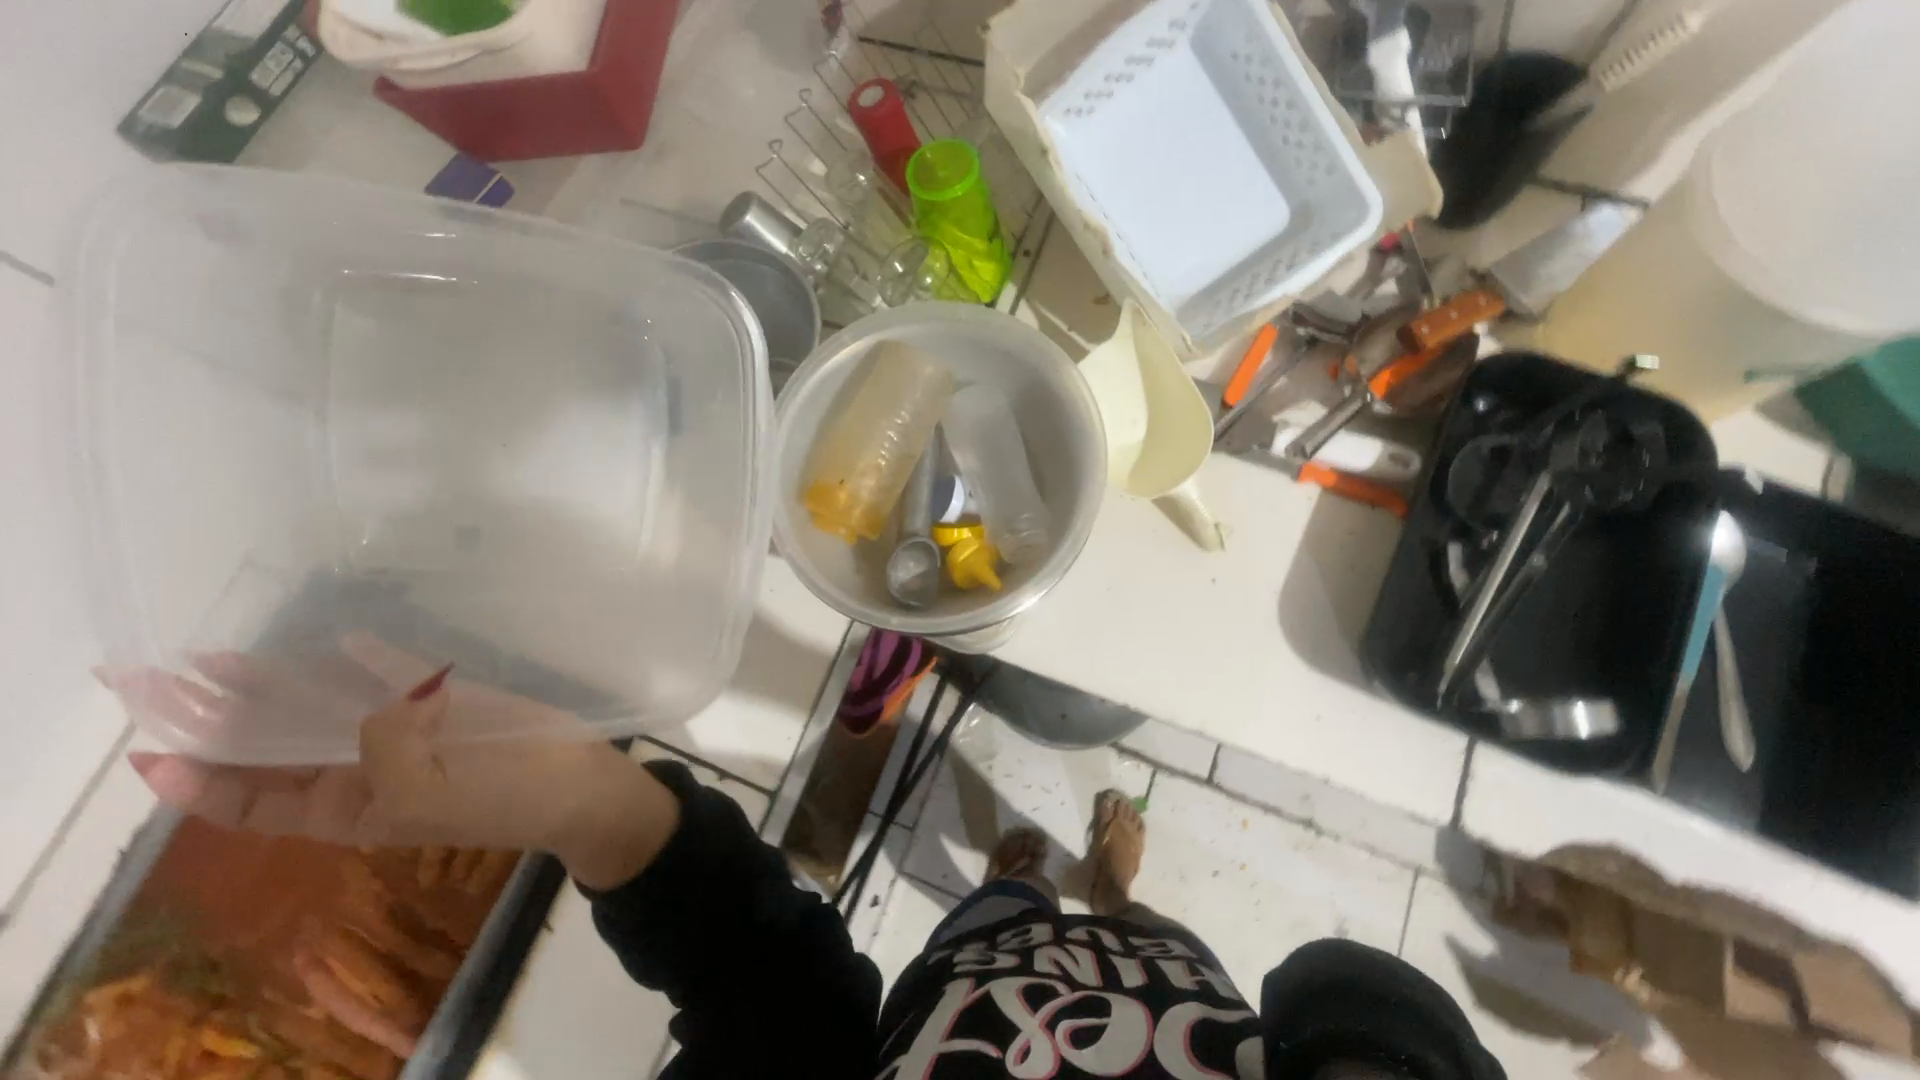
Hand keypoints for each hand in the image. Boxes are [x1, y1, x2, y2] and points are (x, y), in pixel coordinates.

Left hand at [113, 637, 680, 889]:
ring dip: (278, 680)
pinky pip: (393, 675)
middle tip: (169, 672)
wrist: (579, 785)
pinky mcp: (446, 701)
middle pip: (277, 743)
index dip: (198, 778)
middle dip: (224, 712)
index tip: (148, 747)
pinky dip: (365, 658)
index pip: (253, 800)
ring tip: (226, 651)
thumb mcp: (423, 794)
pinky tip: (342, 638)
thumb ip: (379, 744)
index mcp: (349, 807)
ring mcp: (405, 732)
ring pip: (325, 704)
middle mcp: (365, 769)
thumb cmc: (500, 800)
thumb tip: (370, 696)